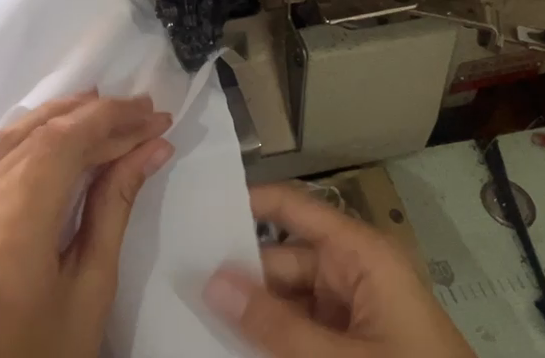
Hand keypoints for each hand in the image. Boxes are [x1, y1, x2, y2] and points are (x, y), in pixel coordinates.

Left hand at [0, 92, 174, 357]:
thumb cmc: (46, 357)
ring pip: (14, 138)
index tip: (153, 115)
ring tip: (113, 110)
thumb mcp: (92, 288)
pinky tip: (67, 132)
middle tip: (144, 112)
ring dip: (65, 118)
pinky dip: (37, 138)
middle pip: (38, 136)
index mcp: (8, 235)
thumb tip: (151, 147)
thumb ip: (115, 206)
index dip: (109, 121)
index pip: (61, 146)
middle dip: (95, 117)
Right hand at [204, 183, 476, 357]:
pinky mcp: (354, 344)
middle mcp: (354, 272)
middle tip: (184, 286)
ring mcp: (354, 312)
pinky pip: (303, 331)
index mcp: (360, 254)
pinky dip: (275, 340)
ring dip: (254, 316)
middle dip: (241, 278)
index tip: (194, 211)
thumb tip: (211, 279)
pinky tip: (236, 346)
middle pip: (282, 261)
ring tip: (200, 320)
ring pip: (288, 302)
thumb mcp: (338, 357)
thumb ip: (274, 323)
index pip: (292, 208)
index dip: (246, 203)